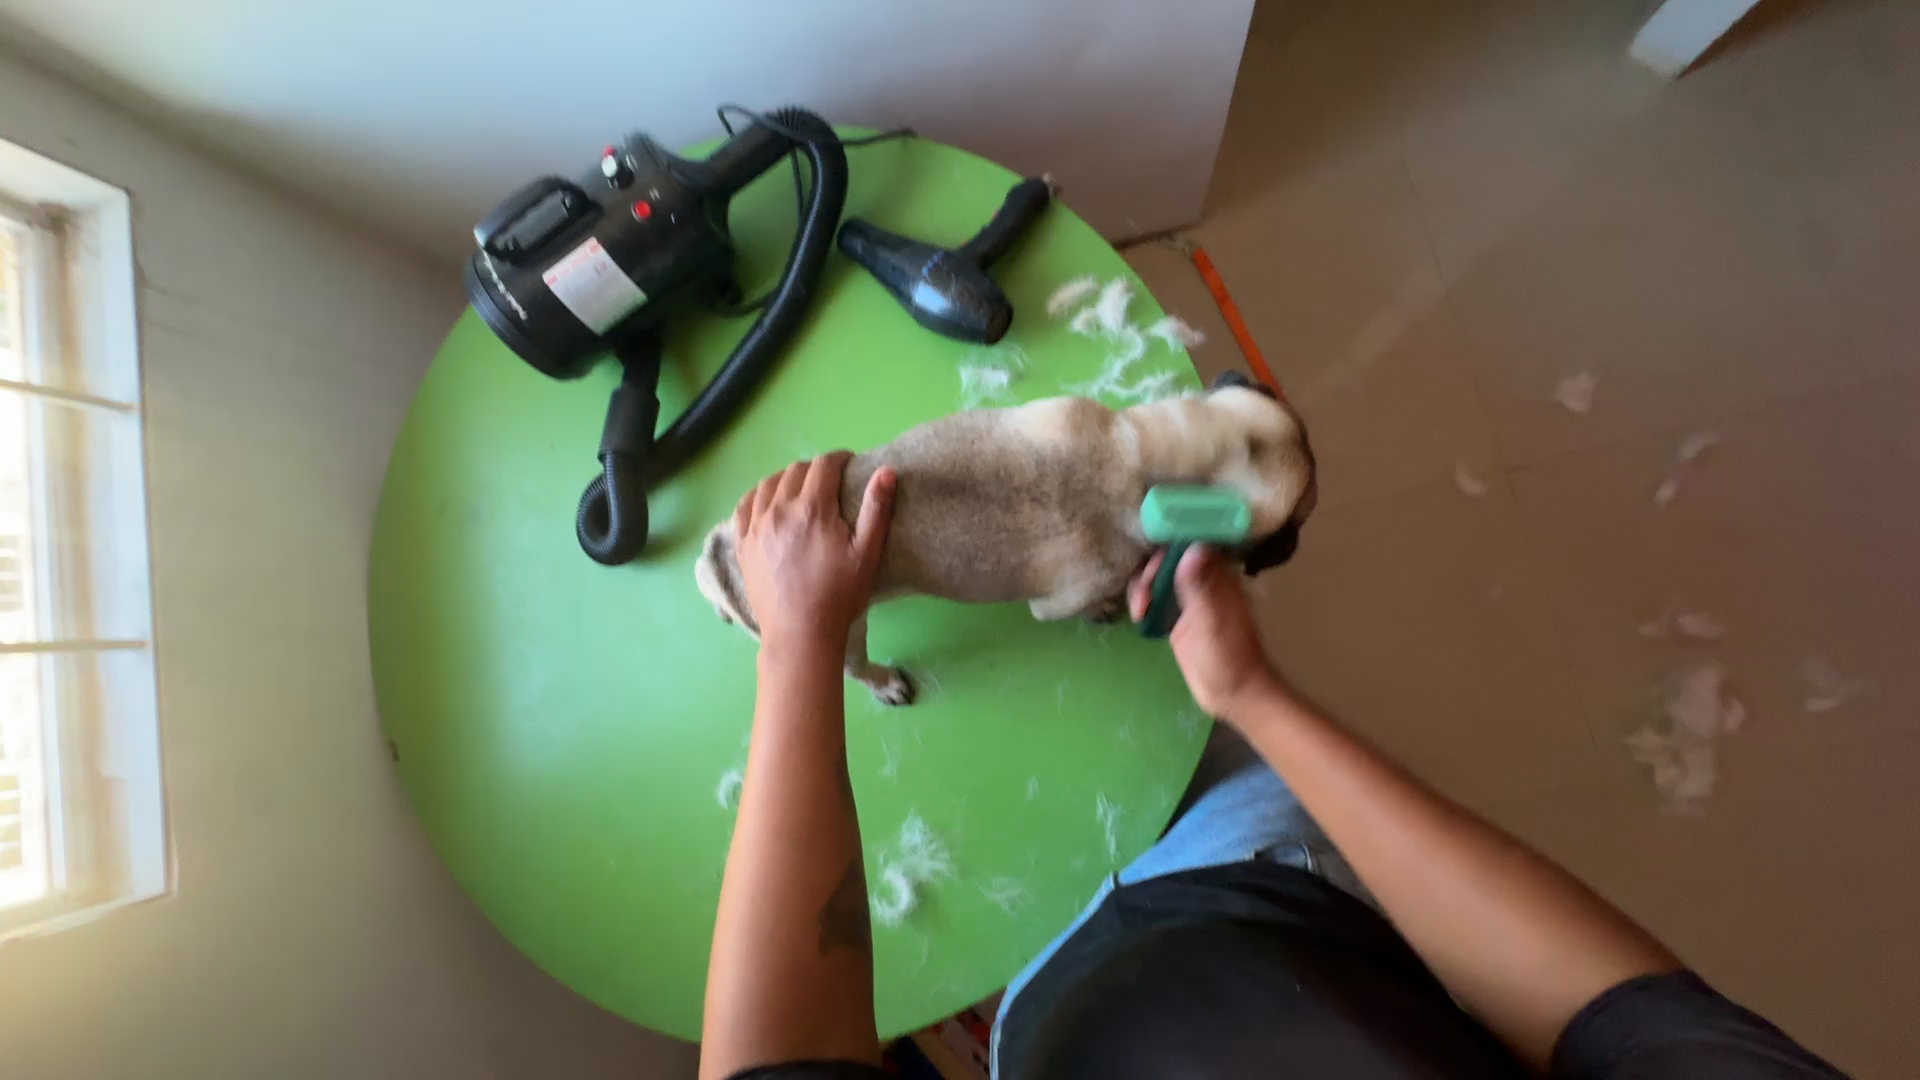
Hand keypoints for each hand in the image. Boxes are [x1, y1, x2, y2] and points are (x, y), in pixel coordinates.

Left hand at [734, 452, 895, 653]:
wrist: (801, 632)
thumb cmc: (840, 594)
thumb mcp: (867, 553)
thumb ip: (877, 509)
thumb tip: (886, 471)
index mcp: (812, 507)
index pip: (823, 465)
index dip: (838, 458)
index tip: (849, 463)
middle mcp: (779, 509)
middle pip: (795, 471)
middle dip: (815, 468)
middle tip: (830, 481)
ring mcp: (756, 526)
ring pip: (767, 484)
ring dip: (786, 478)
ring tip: (800, 489)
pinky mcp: (742, 544)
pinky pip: (744, 506)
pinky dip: (757, 495)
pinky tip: (766, 501)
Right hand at [1128, 545, 1278, 723]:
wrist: (1232, 695)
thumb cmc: (1228, 660)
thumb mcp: (1211, 623)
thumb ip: (1201, 586)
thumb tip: (1192, 547)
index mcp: (1219, 575)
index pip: (1190, 541)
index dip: (1166, 544)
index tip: (1149, 561)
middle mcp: (1204, 579)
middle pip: (1167, 556)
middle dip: (1149, 572)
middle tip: (1144, 599)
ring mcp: (1189, 596)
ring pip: (1157, 575)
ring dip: (1142, 587)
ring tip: (1140, 612)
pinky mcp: (1177, 614)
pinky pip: (1154, 595)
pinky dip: (1142, 600)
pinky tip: (1140, 617)